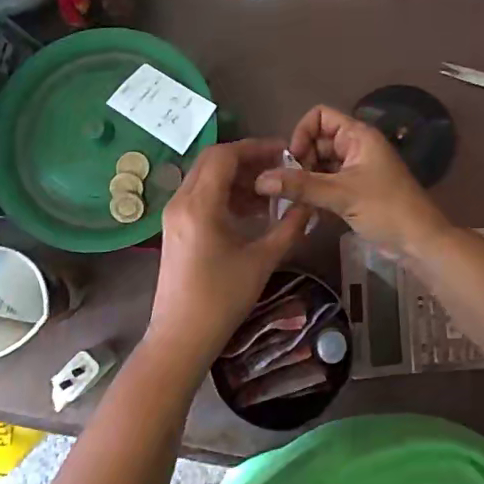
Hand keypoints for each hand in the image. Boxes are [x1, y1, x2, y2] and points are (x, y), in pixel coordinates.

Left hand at [145, 140, 311, 366]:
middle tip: (278, 167)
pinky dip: (224, 193)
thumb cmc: (222, 299)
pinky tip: (250, 210)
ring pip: (205, 178)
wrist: (181, 336)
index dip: (254, 147)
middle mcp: (181, 202)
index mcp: (200, 205)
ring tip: (269, 190)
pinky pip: (200, 196)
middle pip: (212, 161)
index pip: (224, 155)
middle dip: (246, 159)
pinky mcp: (175, 228)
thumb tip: (309, 205)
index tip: (283, 152)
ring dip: (236, 177)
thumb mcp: (261, 260)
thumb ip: (288, 227)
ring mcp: (174, 215)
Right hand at [252, 105, 450, 256]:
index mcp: (358, 135)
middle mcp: (356, 147)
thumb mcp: (341, 195)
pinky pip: (326, 182)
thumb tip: (260, 180)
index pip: (319, 116)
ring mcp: (356, 169)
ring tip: (293, 200)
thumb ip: (300, 186)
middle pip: (316, 141)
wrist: (420, 242)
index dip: (302, 133)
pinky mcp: (355, 190)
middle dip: (300, 161)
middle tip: (290, 186)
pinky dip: (315, 193)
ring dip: (305, 179)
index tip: (294, 161)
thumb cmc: (386, 209)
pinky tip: (306, 211)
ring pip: (319, 164)